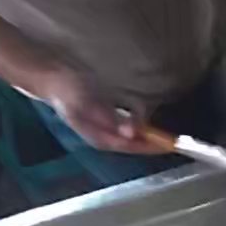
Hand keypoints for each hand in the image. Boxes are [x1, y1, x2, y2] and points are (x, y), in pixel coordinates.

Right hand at [34, 66, 166, 154]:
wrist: (49, 78)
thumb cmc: (66, 90)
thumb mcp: (86, 103)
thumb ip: (110, 119)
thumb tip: (132, 133)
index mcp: (102, 139)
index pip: (134, 147)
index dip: (153, 146)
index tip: (171, 143)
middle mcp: (106, 139)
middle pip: (136, 146)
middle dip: (155, 144)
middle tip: (175, 140)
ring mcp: (106, 131)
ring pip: (134, 139)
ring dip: (150, 137)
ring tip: (167, 135)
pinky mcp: (107, 121)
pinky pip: (129, 129)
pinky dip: (141, 127)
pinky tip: (150, 123)